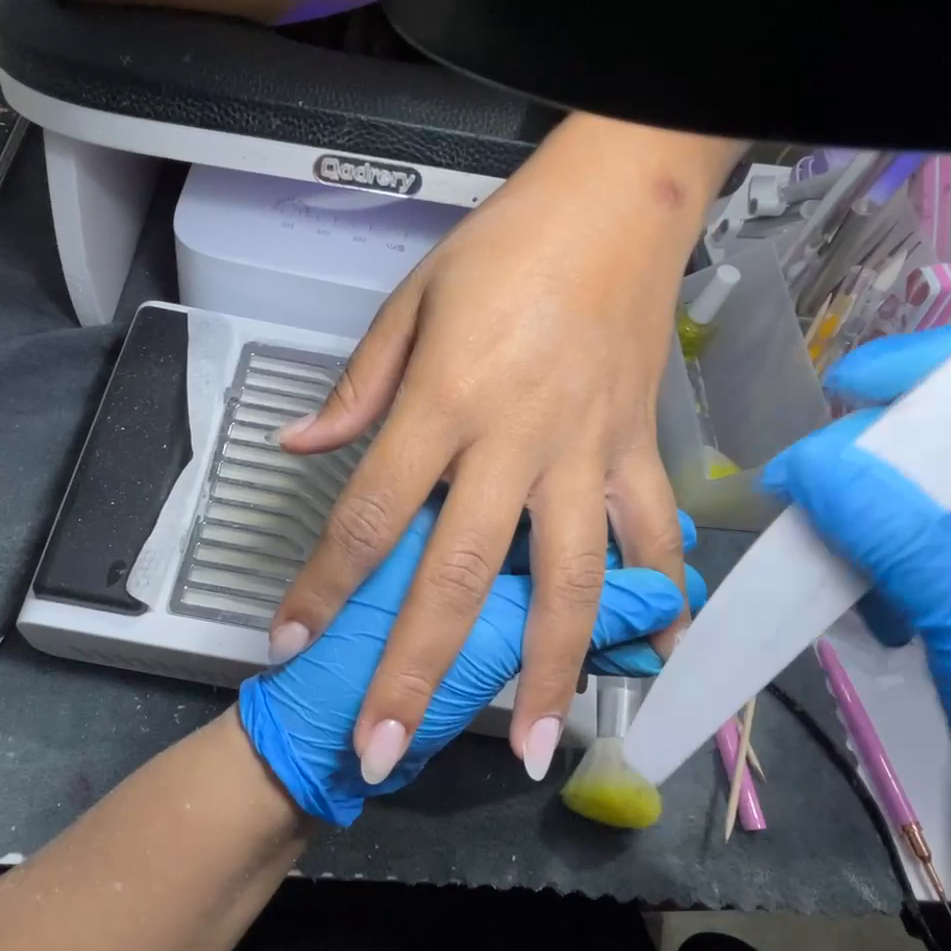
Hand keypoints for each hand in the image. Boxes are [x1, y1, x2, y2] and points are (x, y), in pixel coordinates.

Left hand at [272, 115, 739, 782]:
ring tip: (535, 748)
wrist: (620, 198)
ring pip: (570, 579)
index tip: (291, 645)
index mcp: (444, 400)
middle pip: (459, 573)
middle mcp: (515, 441)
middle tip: (382, 752)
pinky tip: (654, 655)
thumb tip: (300, 449)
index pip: (370, 513)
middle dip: (418, 671)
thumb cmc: (503, 245)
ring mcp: (589, 453)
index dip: (326, 585)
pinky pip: (653, 535)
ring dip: (550, 670)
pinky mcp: (643, 450)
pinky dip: (659, 598)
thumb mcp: (411, 302)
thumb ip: (358, 388)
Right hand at [763, 322, 950, 950]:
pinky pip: (929, 528)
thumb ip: (892, 530)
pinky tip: (868, 593)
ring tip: (826, 544)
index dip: (945, 366)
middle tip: (808, 481)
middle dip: (888, 454)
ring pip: (941, 479)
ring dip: (875, 511)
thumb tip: (803, 461)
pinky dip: (885, 551)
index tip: (846, 386)